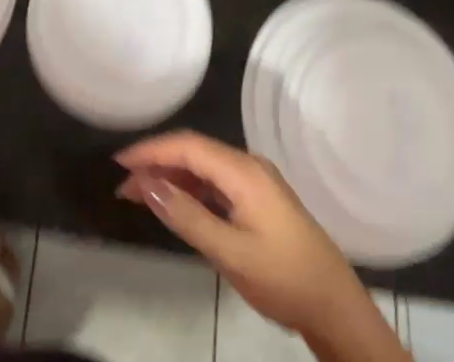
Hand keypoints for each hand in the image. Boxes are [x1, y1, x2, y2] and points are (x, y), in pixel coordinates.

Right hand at [115, 130, 360, 334]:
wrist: (335, 305)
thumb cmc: (282, 278)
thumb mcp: (229, 252)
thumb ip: (186, 216)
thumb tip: (146, 184)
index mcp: (244, 172)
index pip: (188, 146)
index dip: (151, 151)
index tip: (118, 163)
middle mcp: (250, 167)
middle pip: (194, 152)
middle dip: (157, 164)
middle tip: (124, 187)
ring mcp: (257, 182)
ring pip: (204, 167)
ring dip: (172, 177)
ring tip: (141, 196)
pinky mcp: (259, 199)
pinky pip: (217, 182)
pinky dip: (191, 189)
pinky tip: (175, 204)